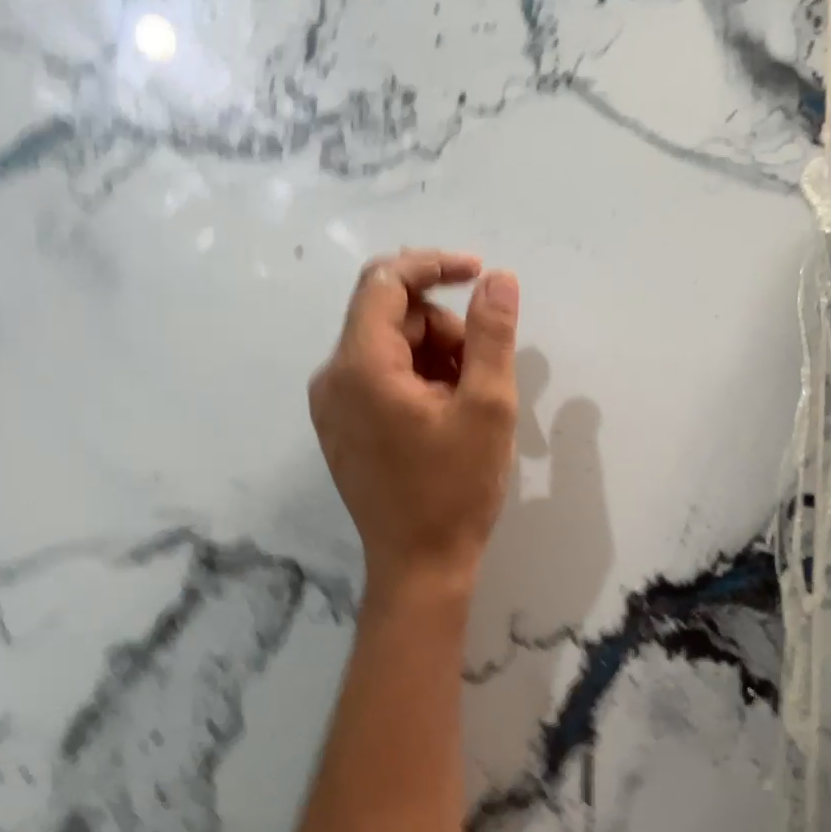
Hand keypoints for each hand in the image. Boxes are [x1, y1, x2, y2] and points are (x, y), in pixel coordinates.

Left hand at [309, 250, 520, 596]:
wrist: (419, 566)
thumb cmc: (456, 488)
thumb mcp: (488, 406)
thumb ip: (491, 335)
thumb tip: (498, 279)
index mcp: (361, 366)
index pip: (385, 281)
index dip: (435, 265)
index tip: (481, 274)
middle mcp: (333, 376)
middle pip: (392, 316)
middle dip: (445, 329)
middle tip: (484, 375)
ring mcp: (332, 404)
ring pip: (390, 347)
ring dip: (437, 357)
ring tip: (469, 406)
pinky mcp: (342, 426)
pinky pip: (381, 377)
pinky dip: (419, 380)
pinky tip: (447, 418)